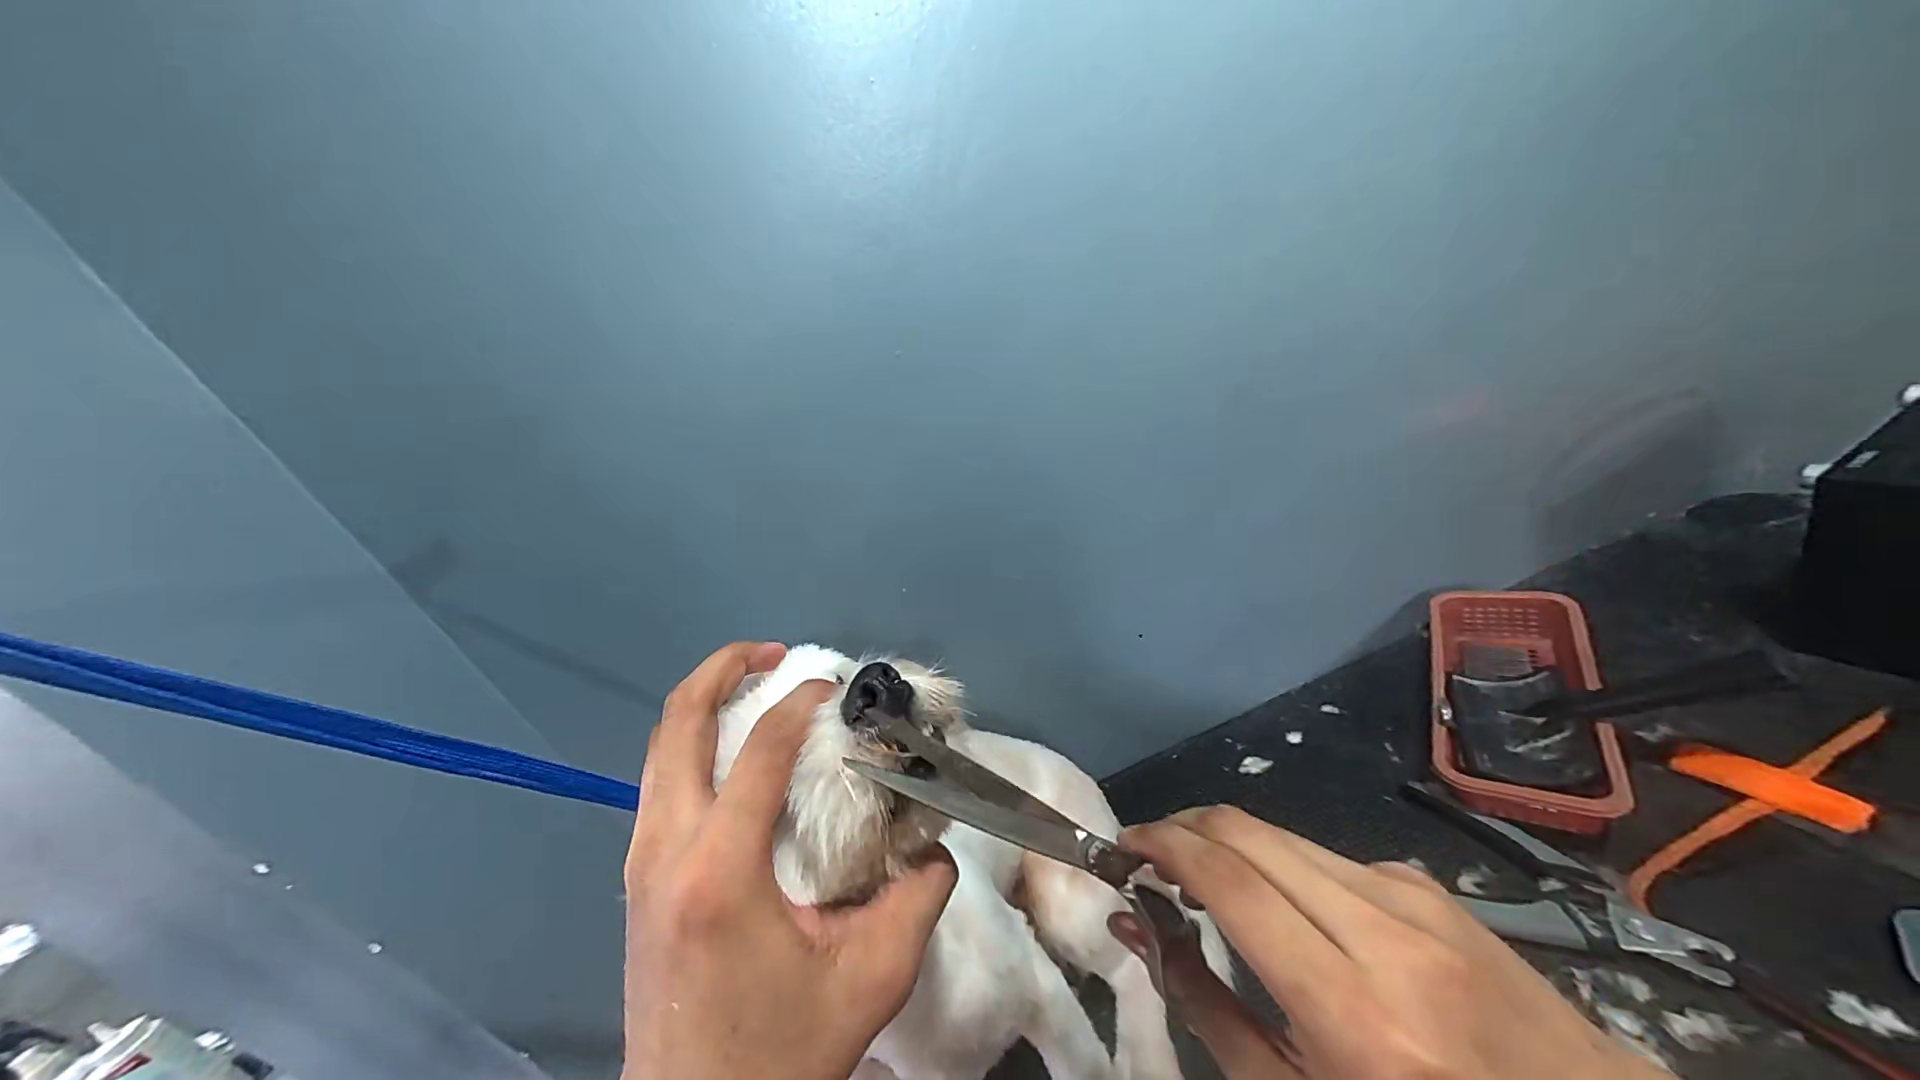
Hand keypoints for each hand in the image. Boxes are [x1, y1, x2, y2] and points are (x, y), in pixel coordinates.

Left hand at [622, 642, 958, 1079]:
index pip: (760, 752)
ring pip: (659, 747)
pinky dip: (694, 741)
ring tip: (756, 685)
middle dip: (723, 669)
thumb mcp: (872, 977)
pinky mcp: (637, 877)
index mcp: (719, 869)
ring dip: (704, 701)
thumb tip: (935, 843)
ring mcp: (640, 862)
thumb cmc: (781, 1049)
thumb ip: (918, 897)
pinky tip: (736, 751)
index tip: (835, 687)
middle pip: (678, 724)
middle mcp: (665, 850)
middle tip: (775, 653)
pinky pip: (659, 779)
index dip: (799, 703)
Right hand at [1113, 806, 1666, 1079]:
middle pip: (1248, 833)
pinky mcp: (1432, 888)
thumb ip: (1207, 1007)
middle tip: (1148, 857)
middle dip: (1183, 829)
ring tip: (1201, 878)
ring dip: (1226, 843)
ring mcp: (1416, 899)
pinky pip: (1327, 856)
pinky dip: (1280, 863)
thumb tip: (1138, 924)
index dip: (1162, 846)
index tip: (1122, 847)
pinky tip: (1284, 906)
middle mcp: (1385, 933)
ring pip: (1282, 834)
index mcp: (1353, 1012)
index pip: (1228, 882)